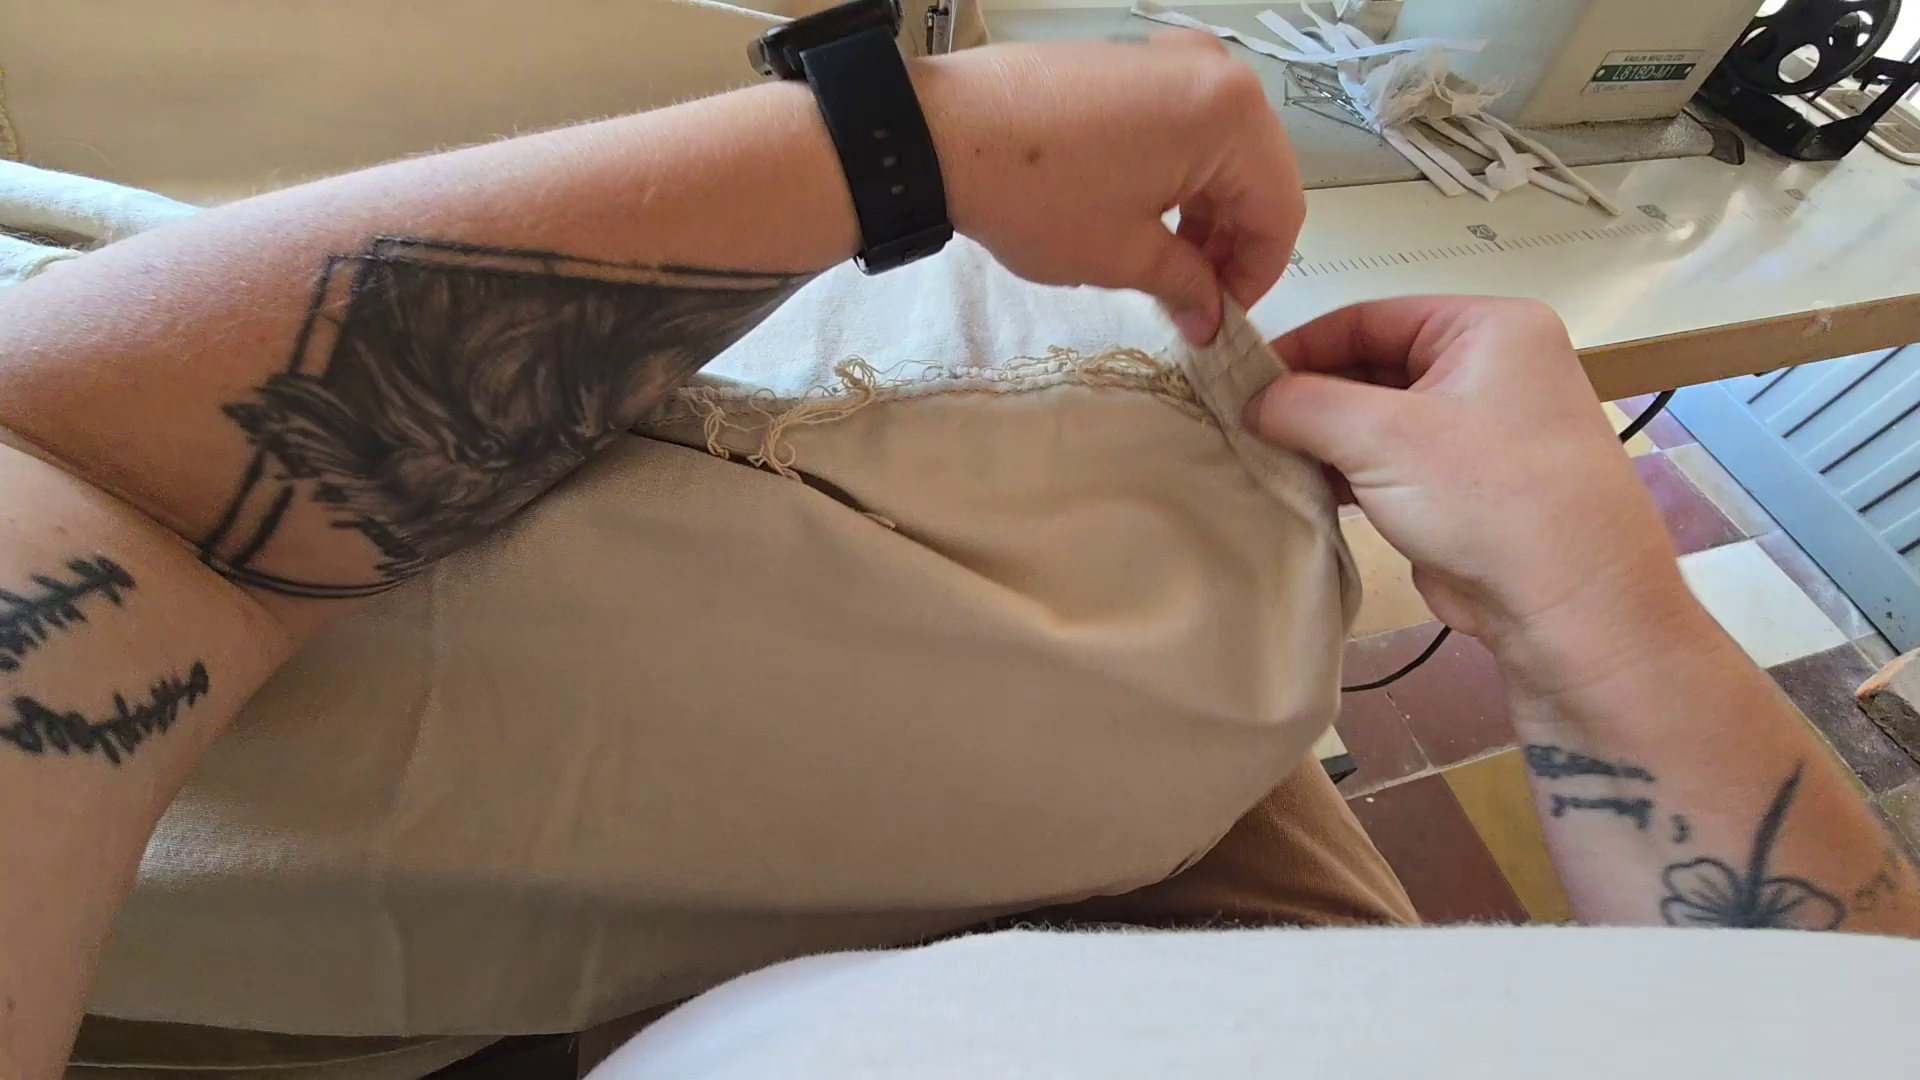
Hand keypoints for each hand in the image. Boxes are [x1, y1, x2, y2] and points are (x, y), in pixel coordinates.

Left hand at [913, 33, 1303, 343]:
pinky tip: (1144, 220)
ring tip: (1166, 267)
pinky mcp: (1133, 65)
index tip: (1223, 320)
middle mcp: (1216, 72)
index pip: (1279, 212)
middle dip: (1230, 248)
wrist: (946, 135)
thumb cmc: (1041, 198)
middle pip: (1255, 177)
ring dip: (1204, 217)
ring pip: (1219, 155)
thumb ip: (1184, 285)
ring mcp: (1171, 60)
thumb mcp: (1122, 255)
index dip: (1257, 277)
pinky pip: (1181, 131)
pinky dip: (1177, 182)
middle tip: (1193, 301)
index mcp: (1232, 116)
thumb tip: (1211, 316)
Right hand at [1244, 297, 1699, 689]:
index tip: (1239, 378)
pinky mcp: (1449, 480)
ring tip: (1256, 453)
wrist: (1563, 600)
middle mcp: (1480, 368)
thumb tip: (1248, 402)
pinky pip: (1376, 458)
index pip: (1367, 318)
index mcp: (1485, 328)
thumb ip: (1302, 405)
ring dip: (1313, 436)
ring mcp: (1466, 427)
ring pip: (1366, 417)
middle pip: (1364, 366)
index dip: (1299, 346)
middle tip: (1240, 420)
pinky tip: (1295, 482)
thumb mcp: (1381, 435)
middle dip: (1303, 396)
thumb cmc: (1484, 494)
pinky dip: (1335, 468)